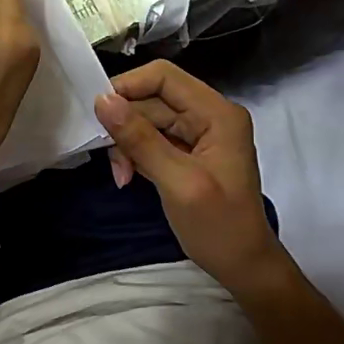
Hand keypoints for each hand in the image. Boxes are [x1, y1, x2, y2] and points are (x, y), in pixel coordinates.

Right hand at [94, 60, 283, 280]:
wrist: (243, 266)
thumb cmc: (218, 226)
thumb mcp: (177, 182)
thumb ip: (140, 139)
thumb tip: (102, 100)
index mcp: (216, 113)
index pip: (163, 77)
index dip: (128, 87)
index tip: (100, 114)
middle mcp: (208, 115)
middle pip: (152, 99)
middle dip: (126, 125)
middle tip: (114, 161)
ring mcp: (197, 134)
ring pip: (147, 120)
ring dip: (128, 145)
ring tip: (123, 176)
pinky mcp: (187, 153)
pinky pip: (151, 140)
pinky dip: (136, 155)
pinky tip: (129, 177)